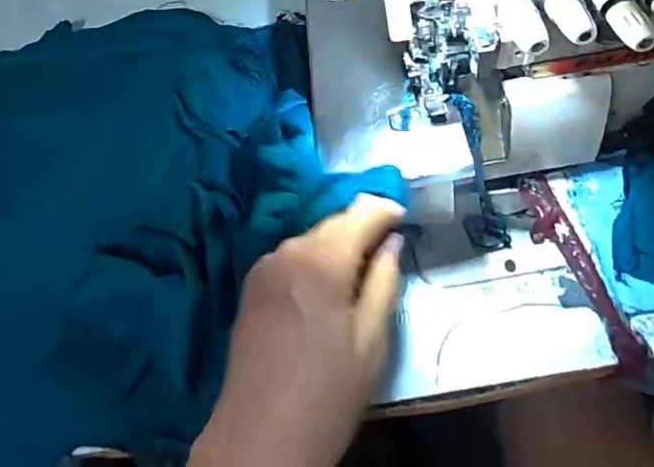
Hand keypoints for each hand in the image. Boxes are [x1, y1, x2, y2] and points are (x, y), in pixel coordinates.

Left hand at [190, 195, 405, 466]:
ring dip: (336, 246)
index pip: (361, 213)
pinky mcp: (251, 286)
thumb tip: (392, 242)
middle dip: (361, 229)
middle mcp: (290, 251)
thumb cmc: (325, 396)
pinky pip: (291, 258)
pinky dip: (312, 262)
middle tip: (385, 249)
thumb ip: (385, 281)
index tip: (402, 216)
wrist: (256, 443)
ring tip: (356, 276)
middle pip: (334, 223)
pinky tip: (322, 292)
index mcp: (323, 261)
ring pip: (312, 240)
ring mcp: (266, 267)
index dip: (385, 210)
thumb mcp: (371, 342)